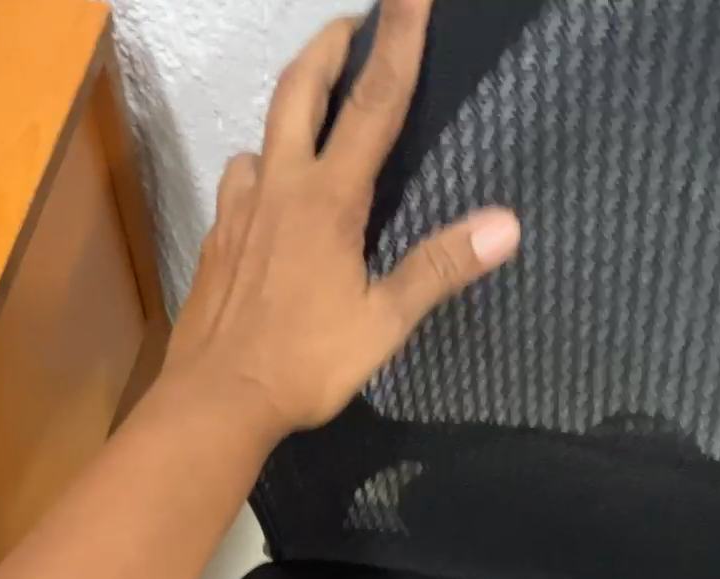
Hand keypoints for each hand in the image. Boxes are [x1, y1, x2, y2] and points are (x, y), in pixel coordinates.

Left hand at [157, 0, 520, 435]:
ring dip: (282, 121)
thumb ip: (437, 270)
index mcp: (326, 202)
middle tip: (350, 27)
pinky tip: (264, 203)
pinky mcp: (212, 247)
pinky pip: (234, 190)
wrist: (215, 400)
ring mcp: (236, 217)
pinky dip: (254, 177)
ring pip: (255, 143)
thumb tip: (506, 224)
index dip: (399, 38)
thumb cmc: (301, 365)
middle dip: (327, 48)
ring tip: (304, 130)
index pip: (373, 102)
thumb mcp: (380, 324)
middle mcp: (276, 193)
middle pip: (296, 94)